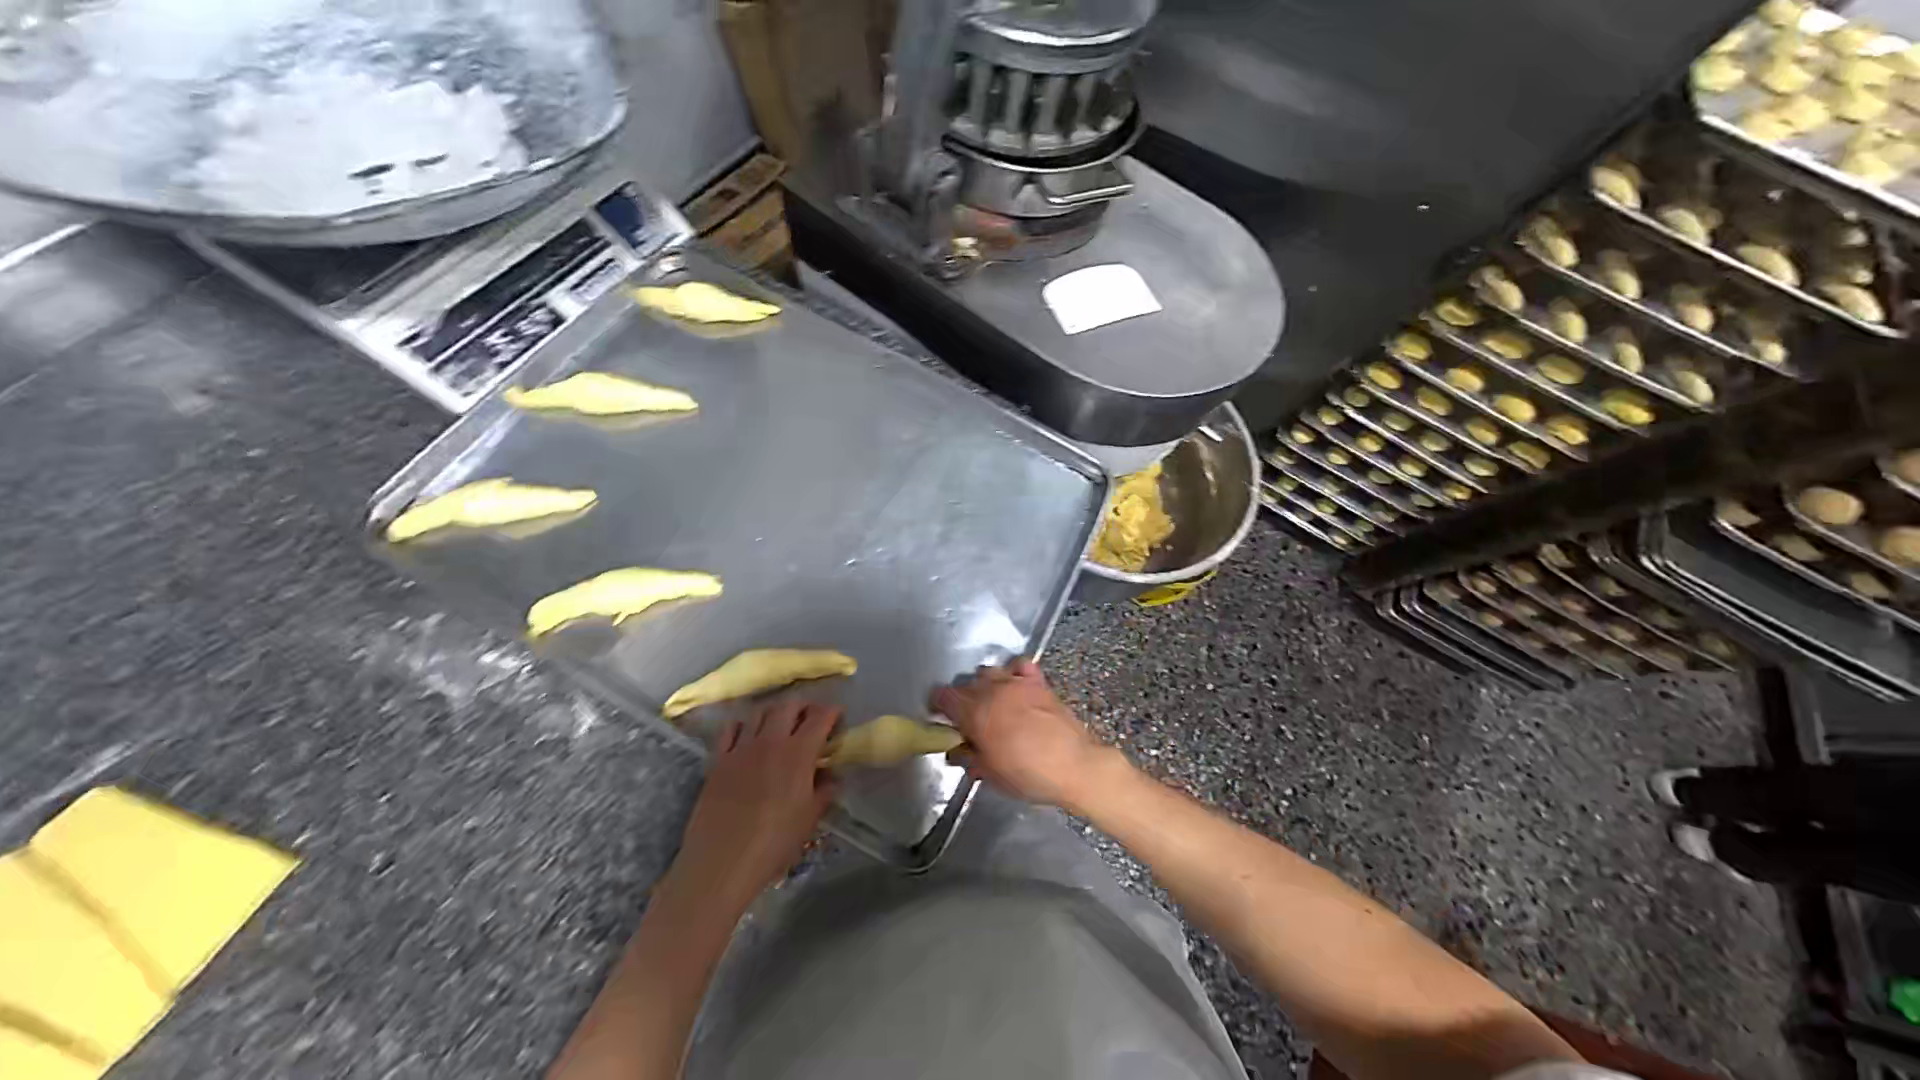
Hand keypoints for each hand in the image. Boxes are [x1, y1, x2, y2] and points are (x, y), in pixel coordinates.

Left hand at [665, 700, 839, 911]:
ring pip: (759, 712)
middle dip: (804, 707)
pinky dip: (744, 725)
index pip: (820, 717)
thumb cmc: (774, 843)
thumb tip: (832, 776)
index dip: (832, 712)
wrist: (721, 862)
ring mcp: (741, 748)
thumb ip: (824, 791)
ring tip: (781, 726)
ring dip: (775, 712)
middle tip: (811, 721)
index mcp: (798, 753)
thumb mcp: (809, 819)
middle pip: (789, 705)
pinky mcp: (718, 760)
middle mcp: (770, 741)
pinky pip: (732, 729)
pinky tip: (748, 737)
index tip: (838, 718)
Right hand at [932, 659, 1123, 809]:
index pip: (943, 696)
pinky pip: (1019, 665)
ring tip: (992, 704)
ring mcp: (1016, 683)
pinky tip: (1016, 687)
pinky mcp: (1038, 682)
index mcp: (974, 713)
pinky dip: (1013, 671)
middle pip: (965, 684)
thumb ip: (969, 758)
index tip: (941, 717)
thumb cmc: (1028, 775)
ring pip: (989, 672)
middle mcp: (992, 691)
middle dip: (962, 699)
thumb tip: (958, 751)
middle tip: (969, 721)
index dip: (938, 706)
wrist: (1074, 766)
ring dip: (985, 685)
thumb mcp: (991, 774)